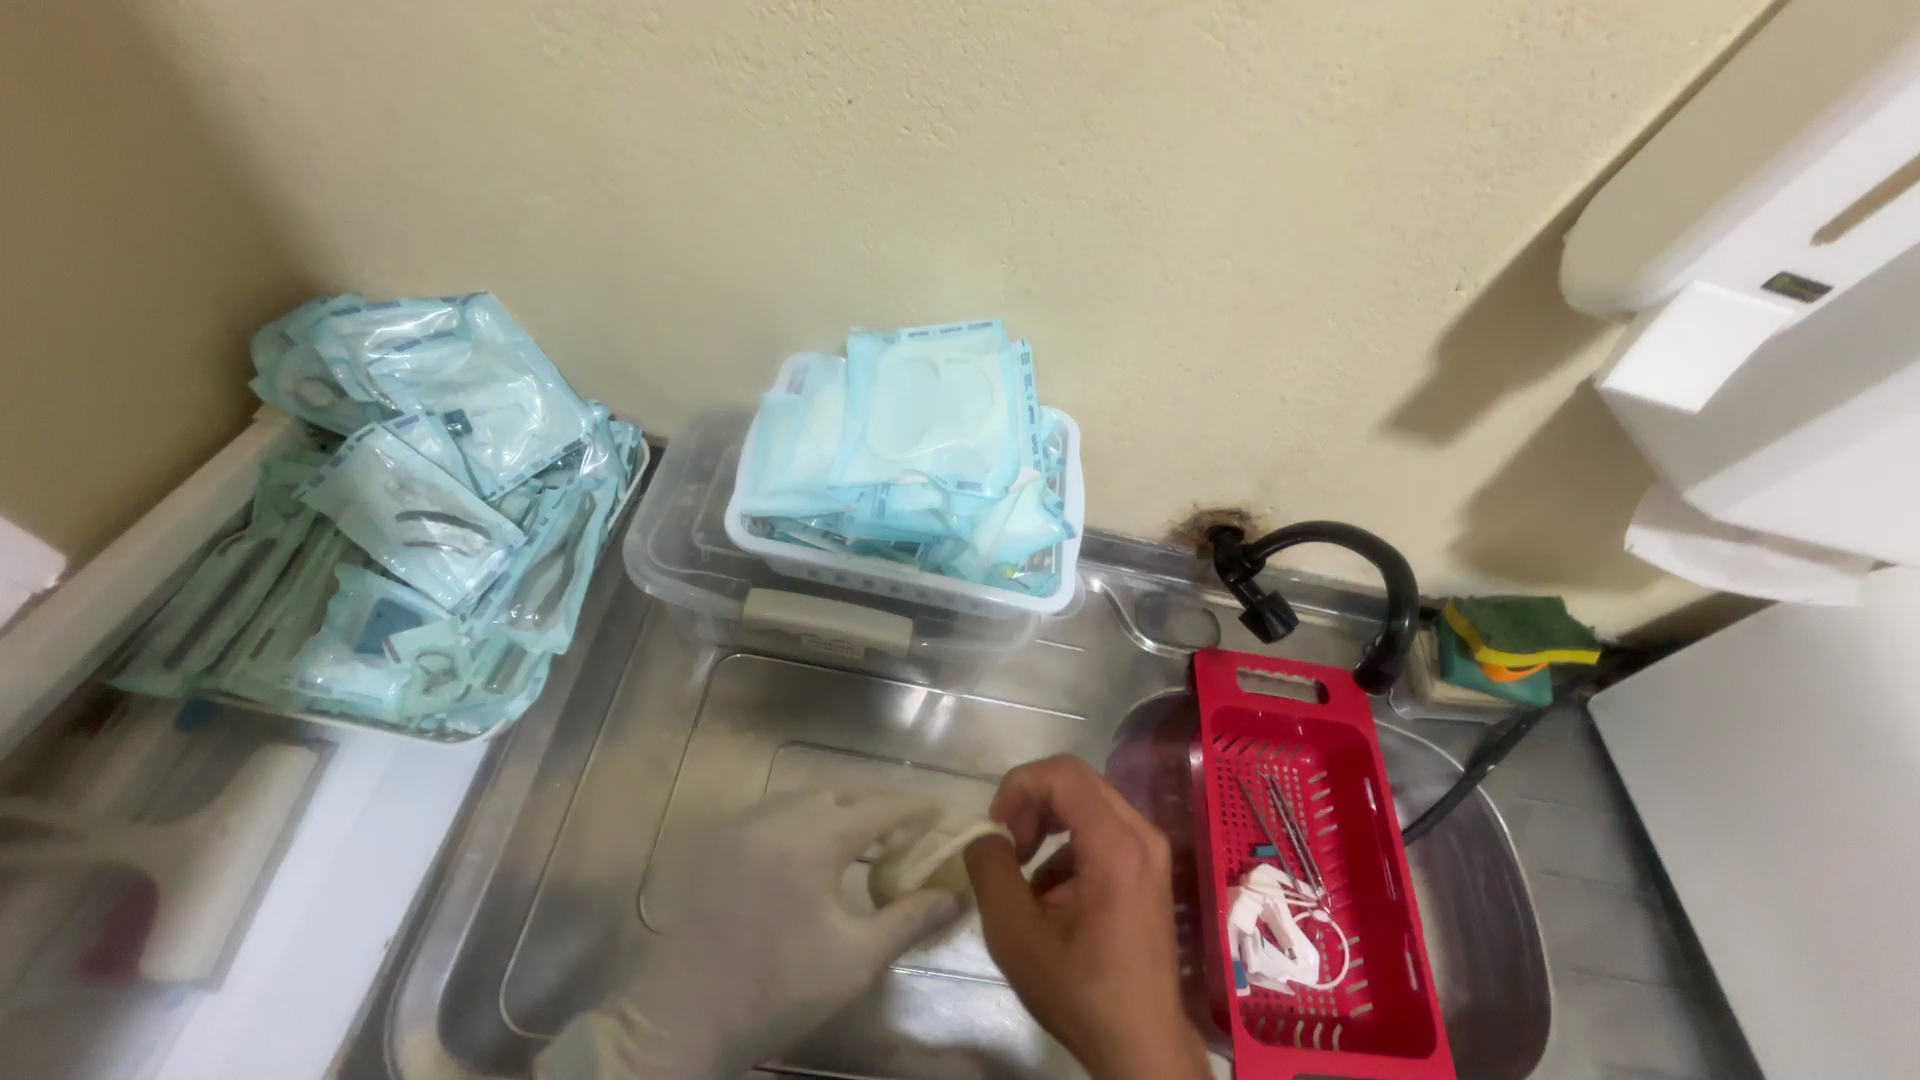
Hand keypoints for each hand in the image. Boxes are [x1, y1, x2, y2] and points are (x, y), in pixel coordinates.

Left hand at [536, 790, 963, 1079]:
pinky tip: (806, 847)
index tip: (941, 809)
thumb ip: (908, 920)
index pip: (878, 809)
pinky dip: (799, 817)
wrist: (680, 1019)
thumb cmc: (775, 991)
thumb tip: (956, 896)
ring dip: (835, 808)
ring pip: (800, 797)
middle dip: (875, 804)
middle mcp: (775, 818)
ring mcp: (739, 826)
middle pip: (838, 794)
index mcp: (812, 841)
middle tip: (904, 826)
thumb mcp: (853, 961)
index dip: (913, 807)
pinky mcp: (714, 843)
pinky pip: (769, 811)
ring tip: (860, 835)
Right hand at [965, 756, 1208, 1079]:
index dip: (1018, 785)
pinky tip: (1053, 892)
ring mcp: (1150, 850)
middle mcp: (1142, 835)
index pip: (1062, 774)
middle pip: (1076, 779)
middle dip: (1031, 802)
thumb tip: (987, 837)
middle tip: (1008, 844)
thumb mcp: (1015, 934)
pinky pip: (1101, 827)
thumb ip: (990, 870)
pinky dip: (1067, 843)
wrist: (1141, 1043)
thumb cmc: (1079, 991)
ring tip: (1025, 871)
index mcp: (1117, 847)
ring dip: (1047, 822)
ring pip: (1087, 800)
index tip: (995, 826)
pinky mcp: (1148, 866)